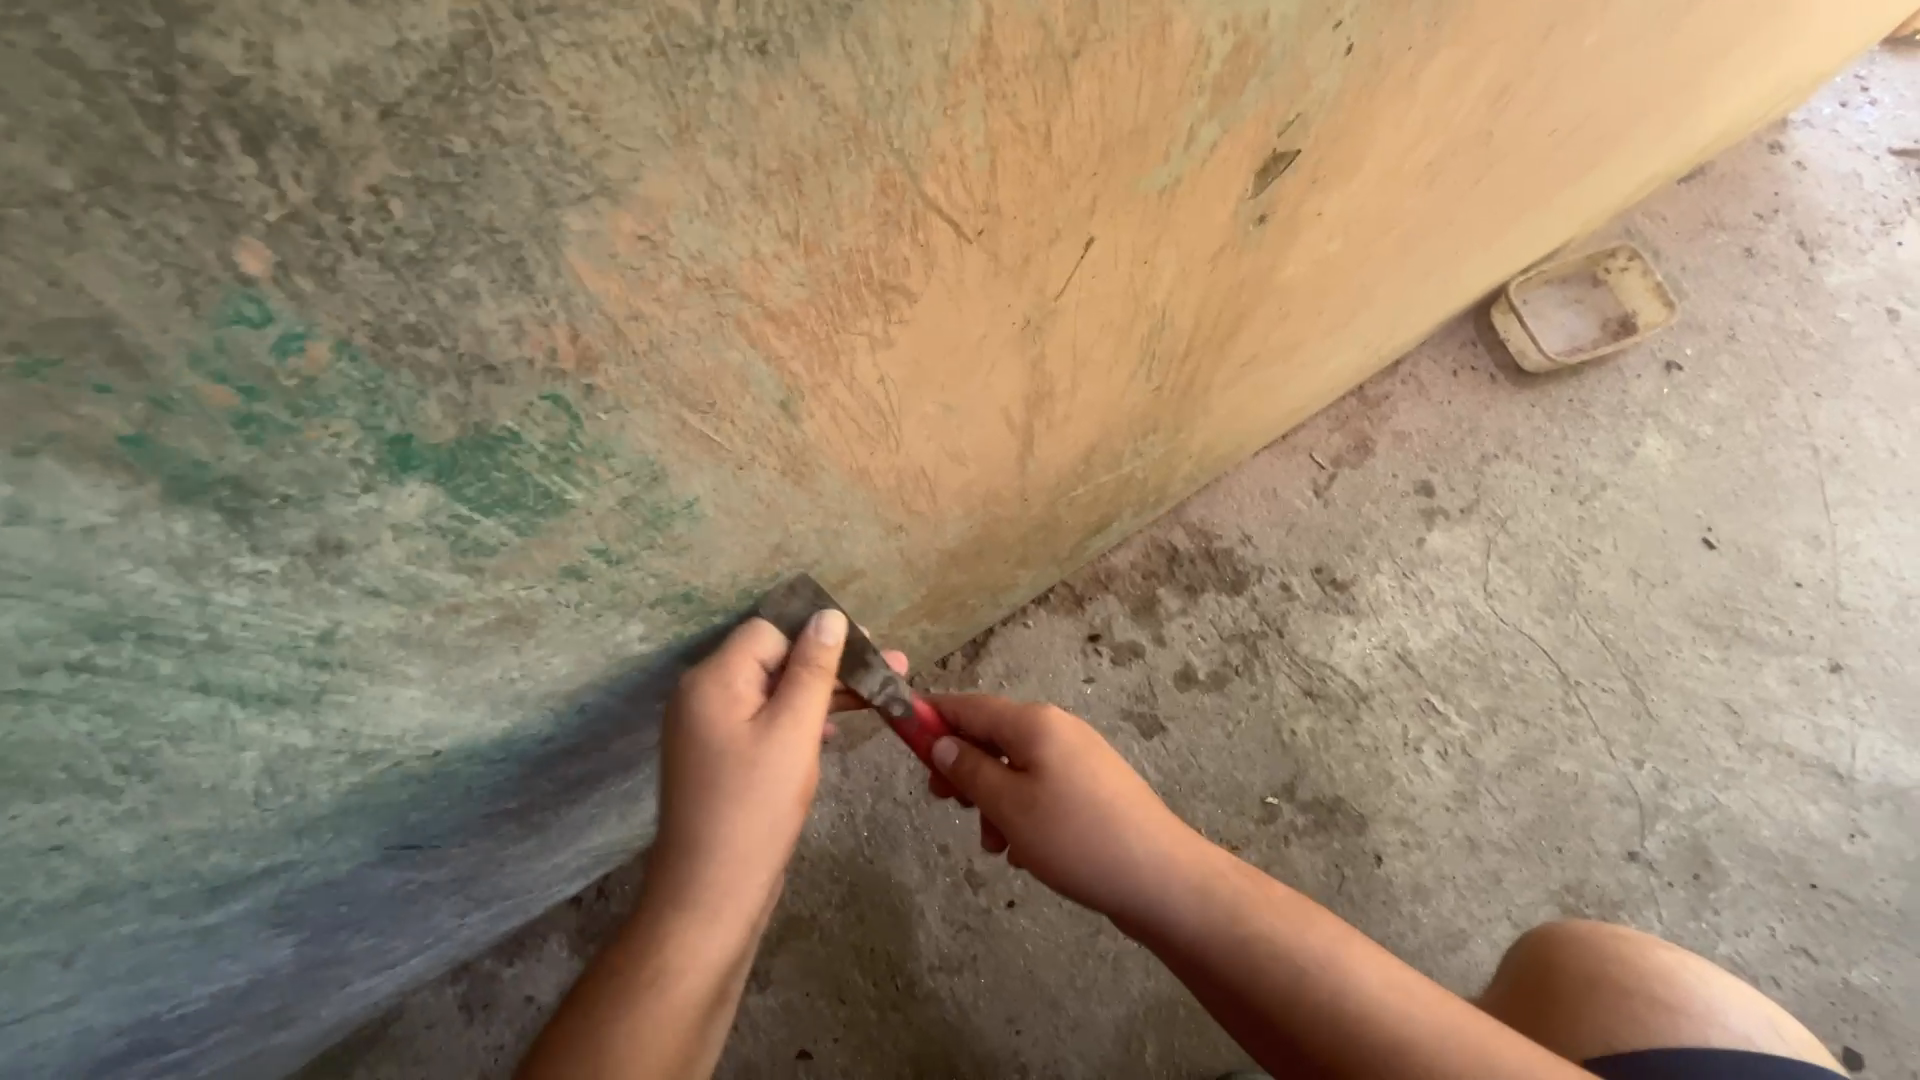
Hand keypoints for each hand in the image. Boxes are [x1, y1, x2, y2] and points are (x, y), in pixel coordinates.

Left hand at [644, 612, 849, 923]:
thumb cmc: (756, 808)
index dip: (821, 634)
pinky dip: (799, 720)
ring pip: (774, 692)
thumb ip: (814, 669)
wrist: (710, 895)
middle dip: (831, 664)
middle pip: (774, 658)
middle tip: (890, 670)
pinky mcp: (721, 756)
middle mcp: (704, 695)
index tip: (872, 648)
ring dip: (822, 693)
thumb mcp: (794, 731)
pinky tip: (832, 730)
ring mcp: (710, 728)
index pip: (772, 630)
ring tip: (877, 697)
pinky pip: (764, 720)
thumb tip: (829, 615)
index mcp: (714, 679)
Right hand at [925, 695, 1204, 925]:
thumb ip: (968, 771)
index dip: (931, 717)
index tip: (902, 737)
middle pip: (991, 735)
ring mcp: (1079, 756)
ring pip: (1015, 767)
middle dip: (963, 769)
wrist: (1161, 878)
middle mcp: (1057, 728)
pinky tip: (1026, 852)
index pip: (968, 704)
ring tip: (995, 846)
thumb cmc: (1075, 838)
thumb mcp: (1008, 806)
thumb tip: (940, 743)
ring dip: (993, 800)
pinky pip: (1040, 787)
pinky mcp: (1092, 786)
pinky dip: (1022, 811)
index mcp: (1033, 722)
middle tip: (944, 803)